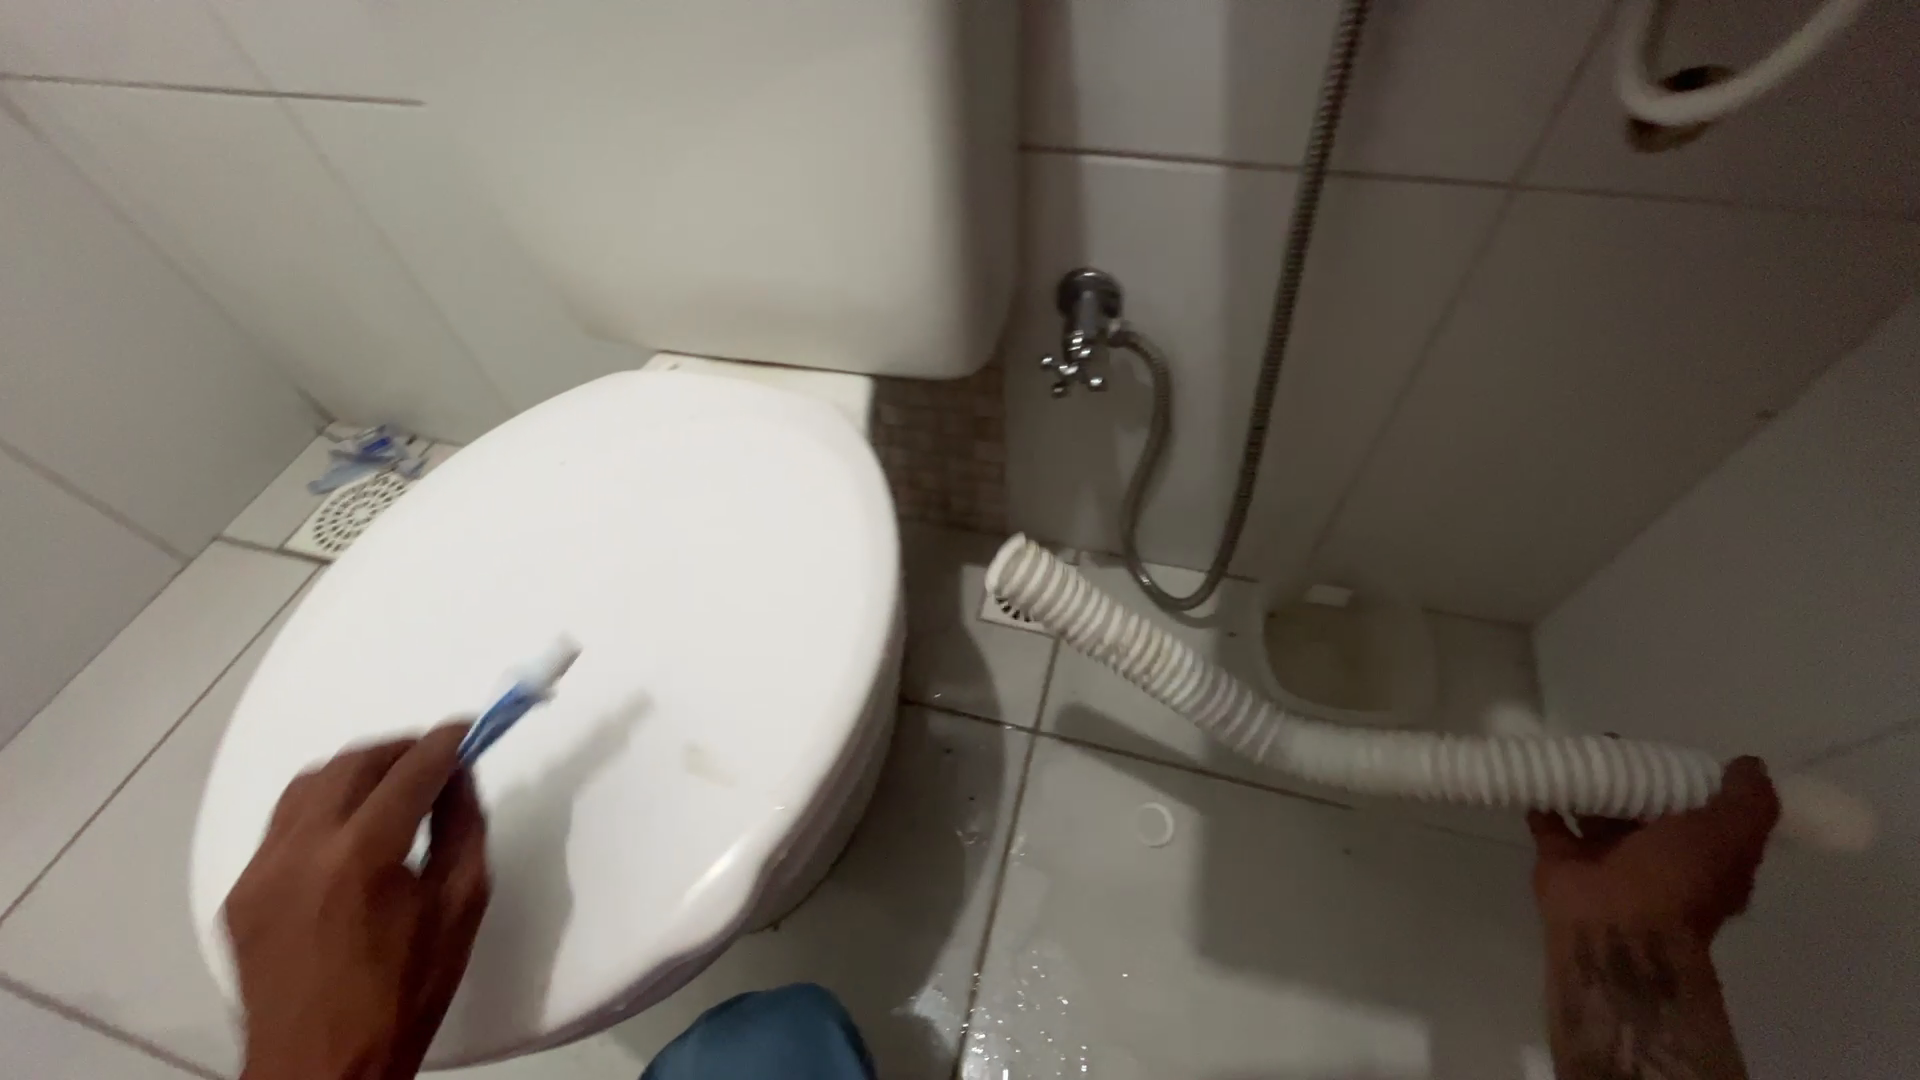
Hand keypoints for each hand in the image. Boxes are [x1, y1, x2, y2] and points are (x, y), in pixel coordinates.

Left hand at [226, 723, 490, 1079]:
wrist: (321, 1068)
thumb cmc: (409, 987)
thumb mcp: (462, 900)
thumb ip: (463, 825)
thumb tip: (459, 776)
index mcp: (363, 857)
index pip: (411, 769)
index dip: (448, 740)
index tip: (472, 727)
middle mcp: (300, 852)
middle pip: (352, 763)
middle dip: (403, 748)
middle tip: (442, 755)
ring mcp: (260, 873)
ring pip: (309, 784)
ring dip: (361, 770)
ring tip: (400, 783)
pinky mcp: (240, 893)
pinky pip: (286, 822)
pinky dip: (328, 803)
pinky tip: (359, 827)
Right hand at [1528, 756, 1779, 942]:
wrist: (1615, 922)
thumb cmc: (1678, 879)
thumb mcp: (1729, 836)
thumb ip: (1746, 802)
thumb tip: (1749, 763)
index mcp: (1701, 855)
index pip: (1696, 810)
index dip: (1682, 779)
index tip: (1663, 749)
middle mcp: (1656, 857)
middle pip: (1640, 807)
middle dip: (1627, 775)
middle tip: (1607, 740)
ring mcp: (1605, 857)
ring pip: (1594, 811)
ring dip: (1585, 783)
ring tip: (1571, 747)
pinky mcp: (1561, 856)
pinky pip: (1548, 820)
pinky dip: (1541, 797)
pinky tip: (1534, 768)